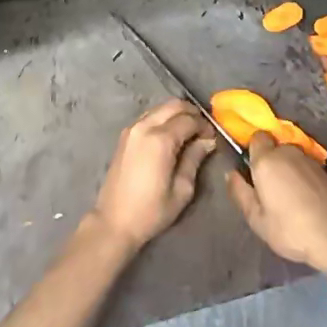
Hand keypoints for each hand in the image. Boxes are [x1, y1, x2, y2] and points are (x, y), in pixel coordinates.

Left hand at [89, 100, 217, 251]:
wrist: (114, 221)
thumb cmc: (151, 211)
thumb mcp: (181, 189)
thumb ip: (194, 159)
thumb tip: (207, 141)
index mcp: (160, 140)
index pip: (189, 119)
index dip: (204, 125)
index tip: (212, 137)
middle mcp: (144, 127)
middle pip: (173, 105)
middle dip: (191, 113)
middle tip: (202, 130)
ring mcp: (132, 128)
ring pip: (160, 108)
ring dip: (176, 114)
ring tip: (188, 133)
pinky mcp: (125, 135)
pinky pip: (148, 116)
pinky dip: (162, 118)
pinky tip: (170, 135)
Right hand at [227, 132, 326, 272]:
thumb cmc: (291, 229)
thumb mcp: (257, 220)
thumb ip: (240, 193)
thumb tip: (231, 173)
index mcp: (267, 160)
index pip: (256, 138)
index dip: (253, 152)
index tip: (253, 173)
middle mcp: (288, 152)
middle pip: (275, 148)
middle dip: (270, 162)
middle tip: (270, 190)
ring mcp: (310, 160)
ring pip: (291, 158)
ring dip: (288, 170)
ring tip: (290, 198)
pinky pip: (306, 168)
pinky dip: (303, 178)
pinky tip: (307, 201)